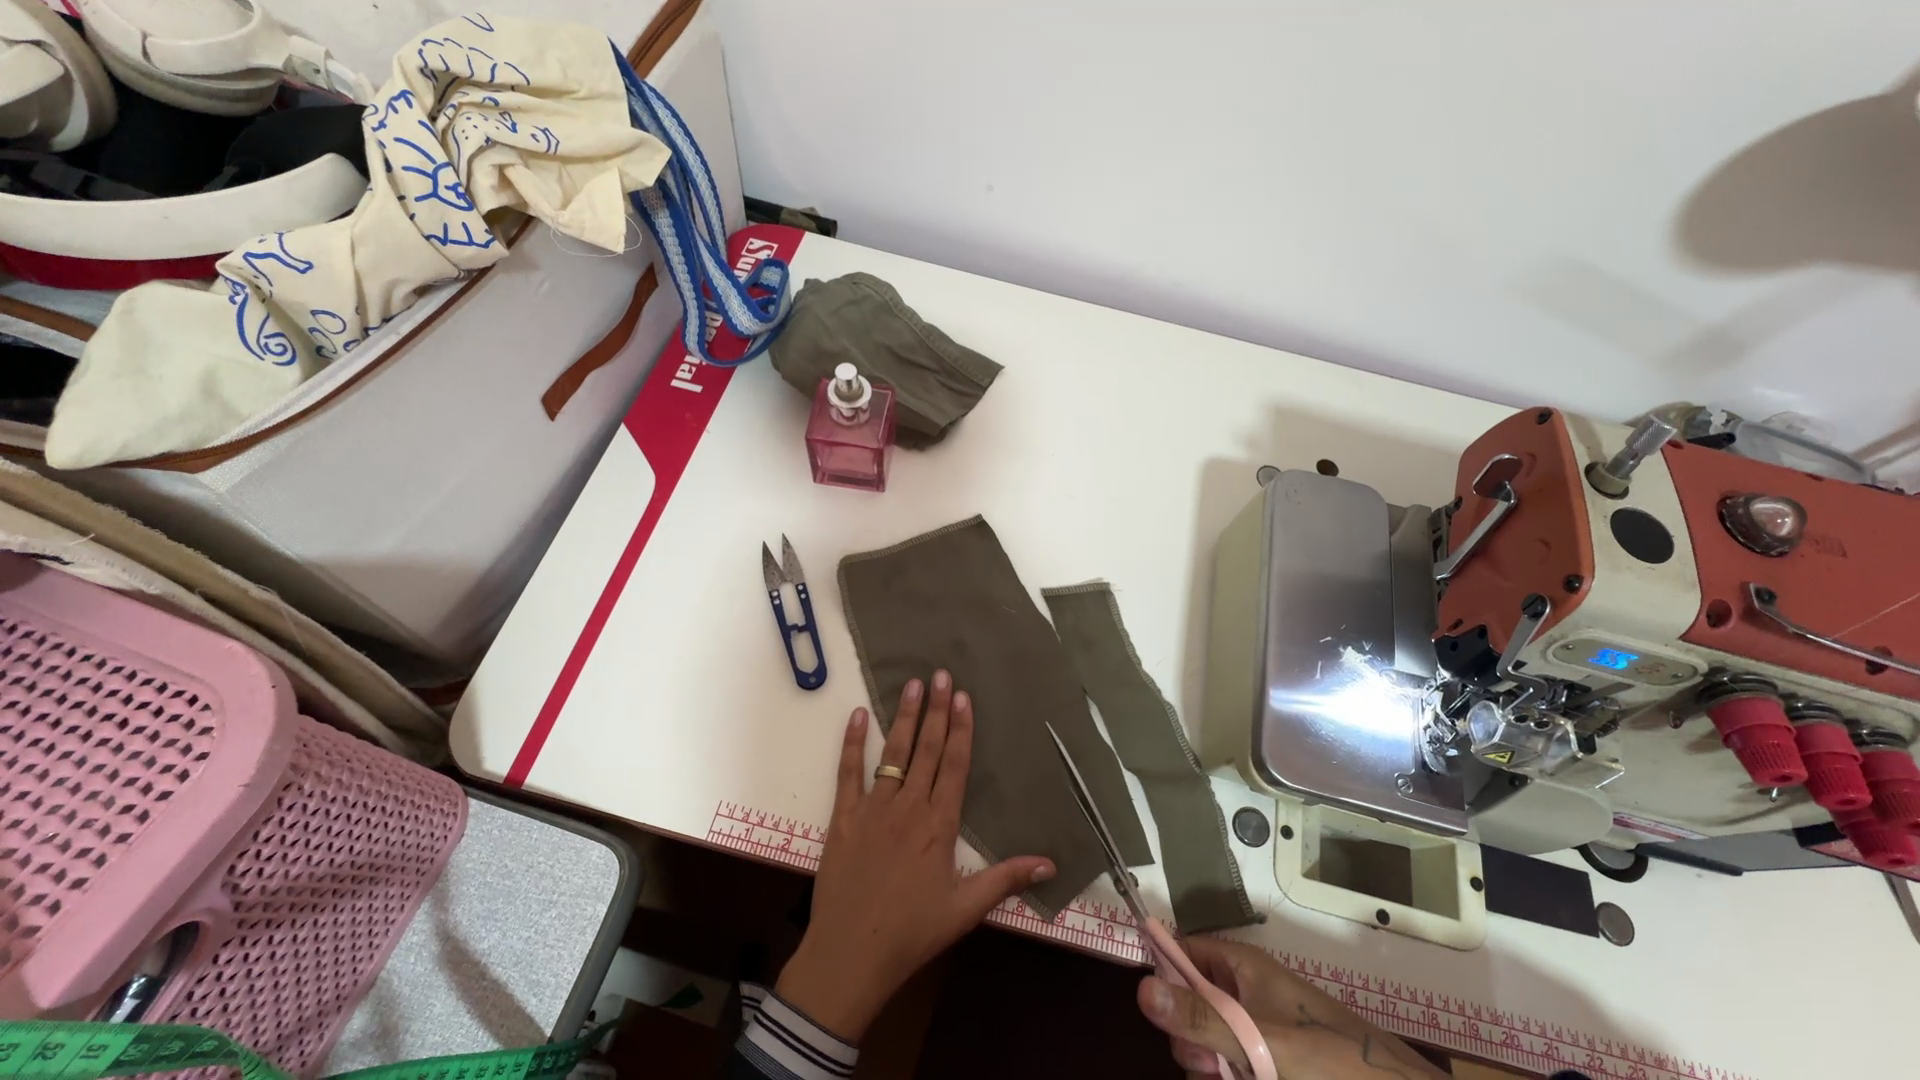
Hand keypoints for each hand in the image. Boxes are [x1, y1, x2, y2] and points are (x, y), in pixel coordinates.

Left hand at [775, 671, 1055, 1041]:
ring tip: (910, 684)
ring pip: (892, 754)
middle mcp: (908, 808)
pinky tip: (856, 716)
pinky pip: (847, 774)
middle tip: (940, 673)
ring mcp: (873, 810)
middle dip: (935, 710)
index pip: (953, 766)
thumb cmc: (913, 932)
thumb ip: (1006, 879)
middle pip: (925, 750)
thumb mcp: (966, 909)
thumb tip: (1051, 863)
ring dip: (902, 718)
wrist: (851, 952)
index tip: (963, 697)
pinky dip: (851, 744)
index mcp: (939, 825)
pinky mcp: (843, 818)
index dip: (960, 729)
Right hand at [1138, 937, 1445, 1078]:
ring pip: (1203, 1041)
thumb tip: (1140, 988)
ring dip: (1206, 1066)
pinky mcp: (1264, 1064)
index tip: (1157, 1009)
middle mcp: (1244, 992)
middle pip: (1187, 1003)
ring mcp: (1255, 1031)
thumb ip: (1200, 1018)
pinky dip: (1223, 1078)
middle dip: (1189, 1037)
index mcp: (1243, 967)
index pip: (1183, 951)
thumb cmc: (1332, 1060)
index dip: (1163, 974)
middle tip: (1212, 1062)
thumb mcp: (1261, 1040)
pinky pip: (1224, 1066)